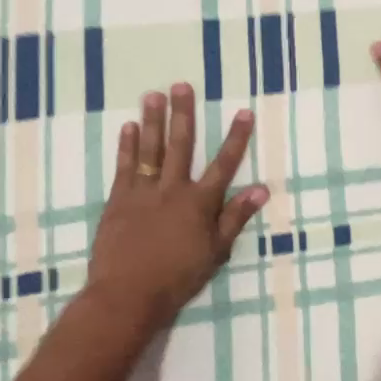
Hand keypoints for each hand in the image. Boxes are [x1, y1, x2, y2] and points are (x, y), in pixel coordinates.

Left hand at [87, 83, 266, 327]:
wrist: (127, 295)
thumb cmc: (178, 277)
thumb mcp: (216, 251)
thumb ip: (235, 217)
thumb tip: (261, 189)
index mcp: (200, 203)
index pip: (224, 164)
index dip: (236, 137)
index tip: (244, 112)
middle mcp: (173, 190)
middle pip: (181, 145)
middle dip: (184, 114)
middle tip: (182, 85)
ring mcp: (143, 193)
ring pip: (151, 150)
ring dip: (153, 121)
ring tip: (153, 95)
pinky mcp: (119, 202)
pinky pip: (125, 168)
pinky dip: (128, 147)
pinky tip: (129, 127)